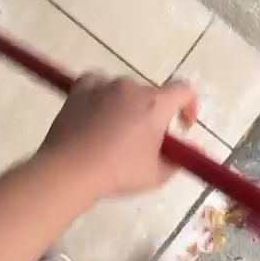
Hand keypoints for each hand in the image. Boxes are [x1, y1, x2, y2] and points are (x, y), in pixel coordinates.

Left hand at [35, 74, 198, 199]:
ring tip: (116, 132)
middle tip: (144, 141)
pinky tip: (98, 113)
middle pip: (152, 95)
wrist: (70, 170)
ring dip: (127, 107)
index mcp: (155, 105)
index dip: (189, 106)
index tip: (183, 126)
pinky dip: (102, 96)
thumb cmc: (119, 173)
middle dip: (153, 115)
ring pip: (124, 91)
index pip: (184, 90)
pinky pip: (98, 85)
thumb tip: (188, 152)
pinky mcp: (80, 88)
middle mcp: (131, 87)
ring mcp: (104, 85)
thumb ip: (178, 160)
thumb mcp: (157, 175)